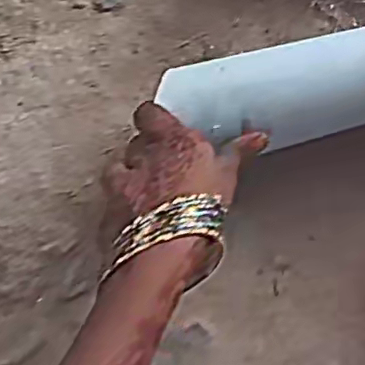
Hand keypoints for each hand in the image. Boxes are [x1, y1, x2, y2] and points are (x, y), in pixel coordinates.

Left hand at [101, 102, 267, 237]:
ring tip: (145, 181)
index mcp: (171, 140)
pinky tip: (136, 210)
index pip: (151, 114)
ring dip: (128, 171)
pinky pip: (111, 201)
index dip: (153, 115)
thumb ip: (237, 151)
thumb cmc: (199, 204)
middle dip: (145, 146)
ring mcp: (121, 186)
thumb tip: (257, 137)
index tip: (159, 118)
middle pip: (135, 141)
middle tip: (162, 153)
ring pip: (117, 168)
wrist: (165, 250)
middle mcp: (141, 157)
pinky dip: (121, 202)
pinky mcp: (108, 215)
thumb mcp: (227, 173)